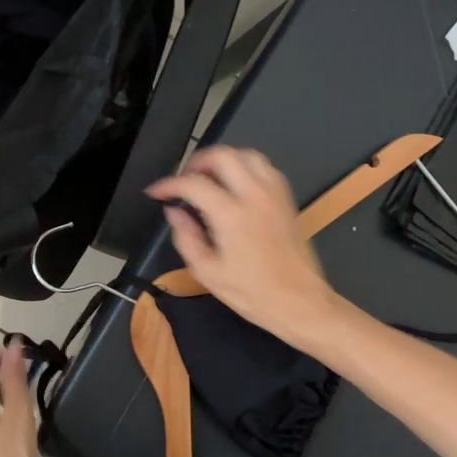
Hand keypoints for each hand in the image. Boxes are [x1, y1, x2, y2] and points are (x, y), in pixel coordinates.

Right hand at [146, 146, 340, 345]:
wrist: (299, 301)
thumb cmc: (251, 293)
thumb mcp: (207, 272)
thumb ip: (186, 237)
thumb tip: (175, 212)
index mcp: (231, 214)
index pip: (193, 184)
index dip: (169, 184)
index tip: (156, 192)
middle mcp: (254, 195)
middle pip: (222, 156)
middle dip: (196, 162)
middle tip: (183, 180)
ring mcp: (274, 194)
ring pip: (247, 154)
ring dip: (223, 160)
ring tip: (208, 178)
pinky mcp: (287, 199)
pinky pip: (265, 168)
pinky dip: (245, 167)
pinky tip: (235, 185)